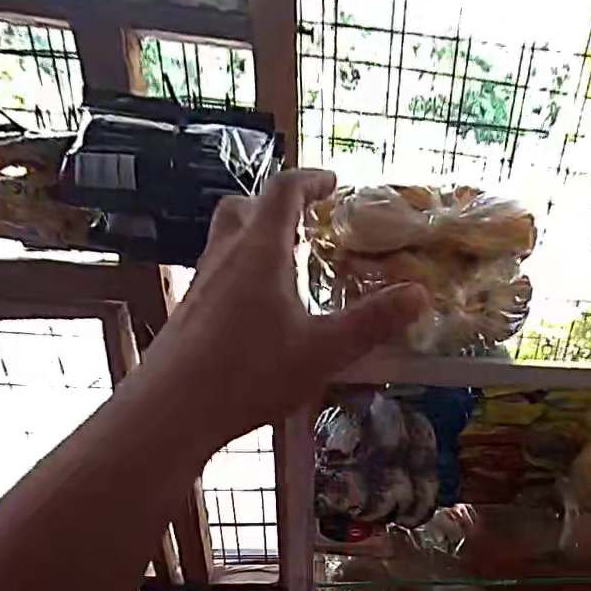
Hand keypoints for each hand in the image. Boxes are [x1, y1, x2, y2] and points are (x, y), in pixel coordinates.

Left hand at [136, 169, 425, 448]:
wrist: (171, 411)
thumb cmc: (249, 374)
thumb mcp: (321, 352)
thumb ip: (370, 324)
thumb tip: (419, 297)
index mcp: (259, 251)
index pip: (283, 191)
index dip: (310, 179)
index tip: (332, 183)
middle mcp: (223, 259)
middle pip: (241, 209)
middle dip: (272, 207)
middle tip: (298, 225)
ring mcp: (197, 288)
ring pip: (221, 246)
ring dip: (249, 244)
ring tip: (278, 272)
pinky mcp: (184, 318)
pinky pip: (212, 282)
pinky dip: (234, 280)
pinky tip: (248, 318)